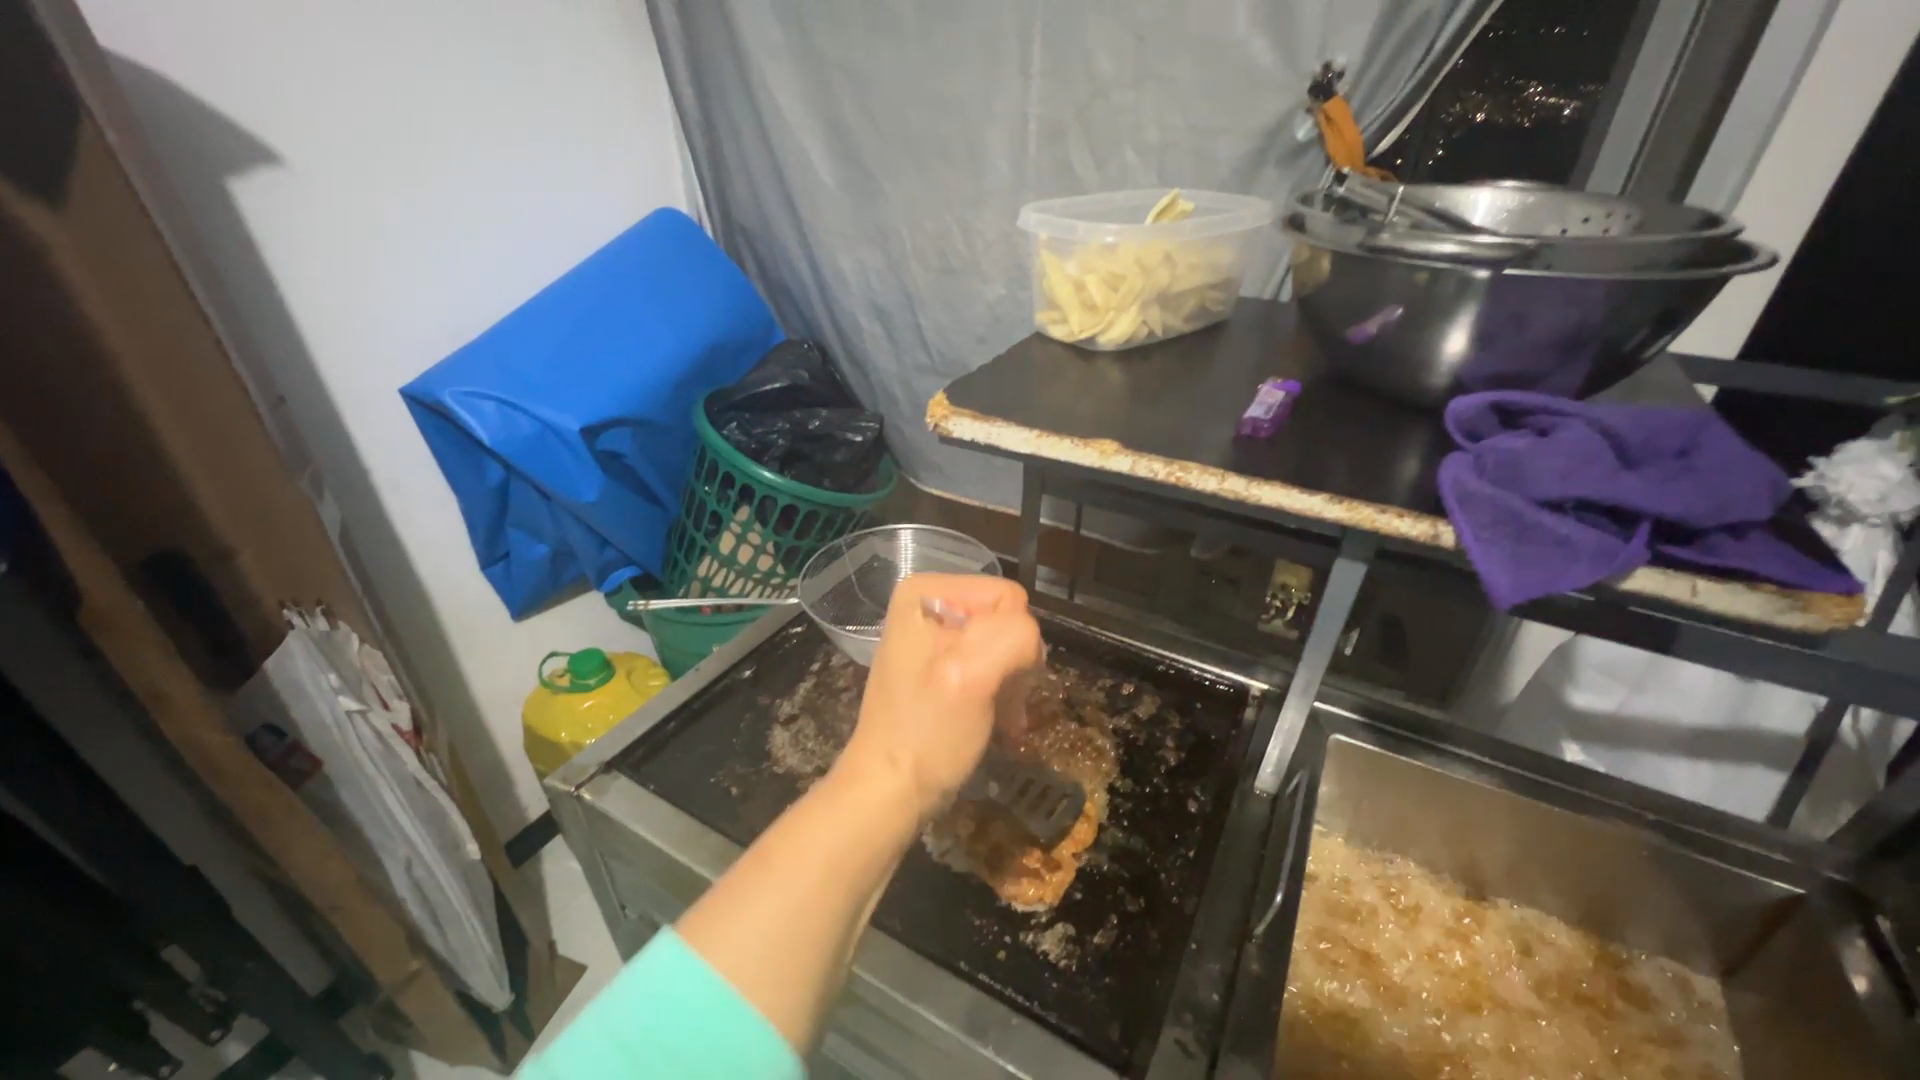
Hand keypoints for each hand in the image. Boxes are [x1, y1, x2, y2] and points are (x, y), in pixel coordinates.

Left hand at [835, 573, 1042, 816]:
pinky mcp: (942, 666)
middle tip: (999, 703)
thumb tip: (1030, 644)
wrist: (891, 789)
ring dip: (1011, 683)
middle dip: (1014, 664)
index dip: (1015, 641)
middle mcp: (929, 604)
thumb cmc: (928, 733)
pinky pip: (992, 665)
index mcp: (927, 591)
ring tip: (998, 715)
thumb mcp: (972, 674)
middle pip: (1008, 619)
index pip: (1009, 596)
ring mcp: (935, 637)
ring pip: (1006, 645)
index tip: (997, 682)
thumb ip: (1011, 636)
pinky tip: (996, 719)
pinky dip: (1001, 693)